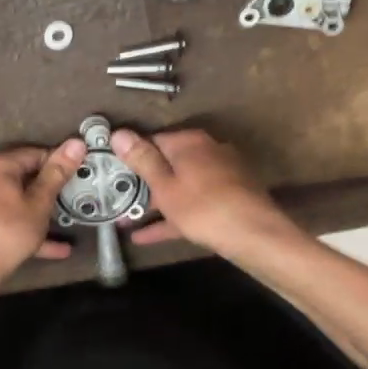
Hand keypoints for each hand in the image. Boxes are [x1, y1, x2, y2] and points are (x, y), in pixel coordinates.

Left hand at [0, 140, 85, 283]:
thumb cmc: (11, 230)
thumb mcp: (39, 202)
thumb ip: (57, 173)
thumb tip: (76, 143)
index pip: (34, 153)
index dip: (58, 162)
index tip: (77, 173)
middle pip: (22, 175)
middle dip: (48, 187)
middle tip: (72, 194)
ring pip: (16, 199)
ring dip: (41, 211)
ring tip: (66, 218)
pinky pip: (8, 217)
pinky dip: (28, 227)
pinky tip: (59, 248)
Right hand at [111, 128, 296, 254]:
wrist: (256, 235)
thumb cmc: (202, 207)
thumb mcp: (164, 185)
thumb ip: (142, 159)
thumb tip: (118, 132)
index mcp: (189, 143)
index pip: (152, 140)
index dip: (130, 156)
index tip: (111, 172)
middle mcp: (207, 152)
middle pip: (167, 163)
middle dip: (141, 182)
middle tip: (116, 197)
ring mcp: (219, 176)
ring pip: (178, 185)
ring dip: (153, 202)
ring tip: (125, 219)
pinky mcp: (226, 198)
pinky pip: (191, 203)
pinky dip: (171, 216)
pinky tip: (144, 236)